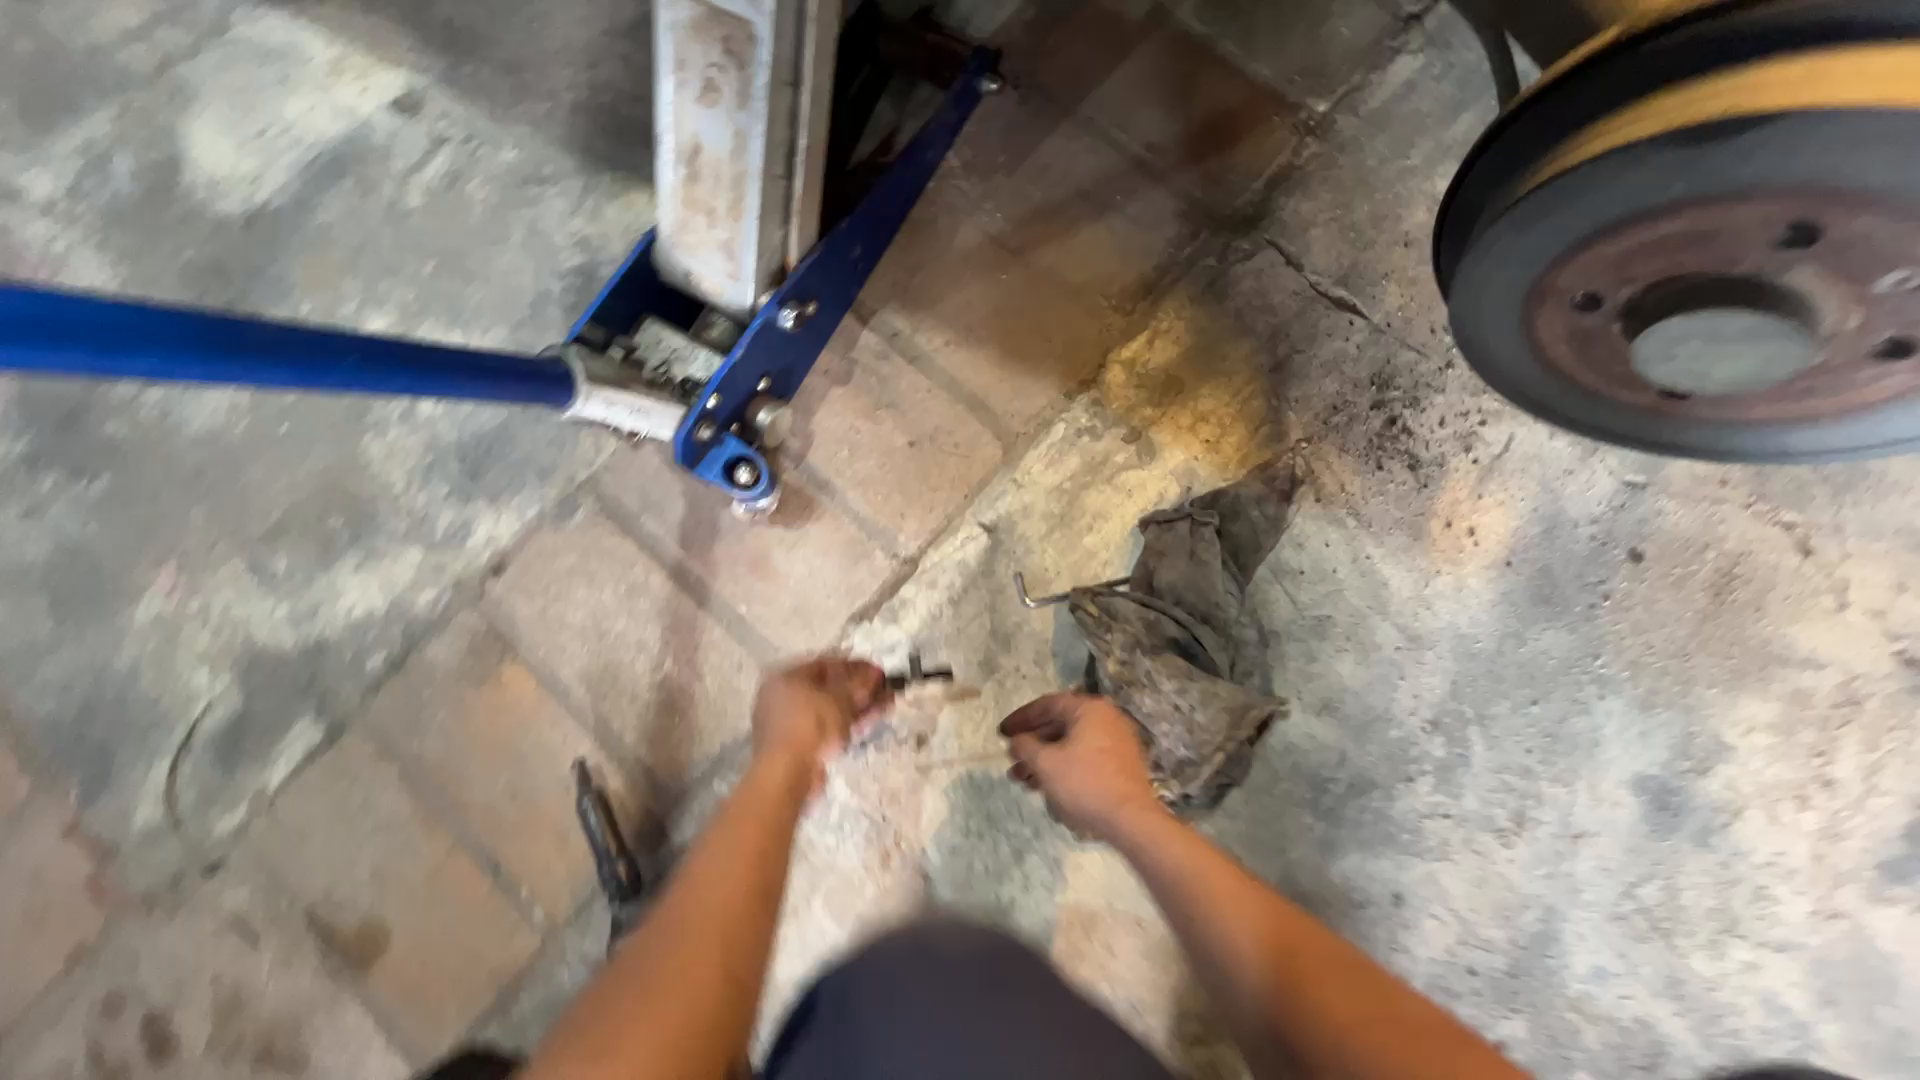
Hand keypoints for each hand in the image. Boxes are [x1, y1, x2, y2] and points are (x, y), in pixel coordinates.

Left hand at [752, 656, 891, 787]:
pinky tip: (871, 721)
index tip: (877, 670)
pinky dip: (848, 723)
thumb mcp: (838, 698)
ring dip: (859, 706)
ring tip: (887, 704)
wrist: (787, 773)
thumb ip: (858, 683)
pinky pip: (828, 727)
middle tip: (885, 689)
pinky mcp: (800, 746)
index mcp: (786, 678)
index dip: (853, 665)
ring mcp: (792, 723)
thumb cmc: (809, 724)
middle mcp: (784, 698)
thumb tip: (875, 673)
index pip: (824, 664)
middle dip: (859, 688)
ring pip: (831, 709)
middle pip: (828, 688)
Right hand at [1000, 693, 1163, 840]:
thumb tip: (1016, 740)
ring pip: (1071, 744)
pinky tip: (1046, 786)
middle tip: (1011, 760)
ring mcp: (1116, 741)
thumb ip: (1025, 746)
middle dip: (1031, 745)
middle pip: (1059, 725)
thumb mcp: (1046, 763)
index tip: (1001, 734)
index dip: (1020, 719)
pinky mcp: (1121, 763)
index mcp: (1089, 708)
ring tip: (1022, 780)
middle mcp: (1106, 718)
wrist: (1130, 819)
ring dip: (1045, 759)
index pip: (1047, 705)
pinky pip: (1085, 757)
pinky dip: (1064, 766)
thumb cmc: (1084, 783)